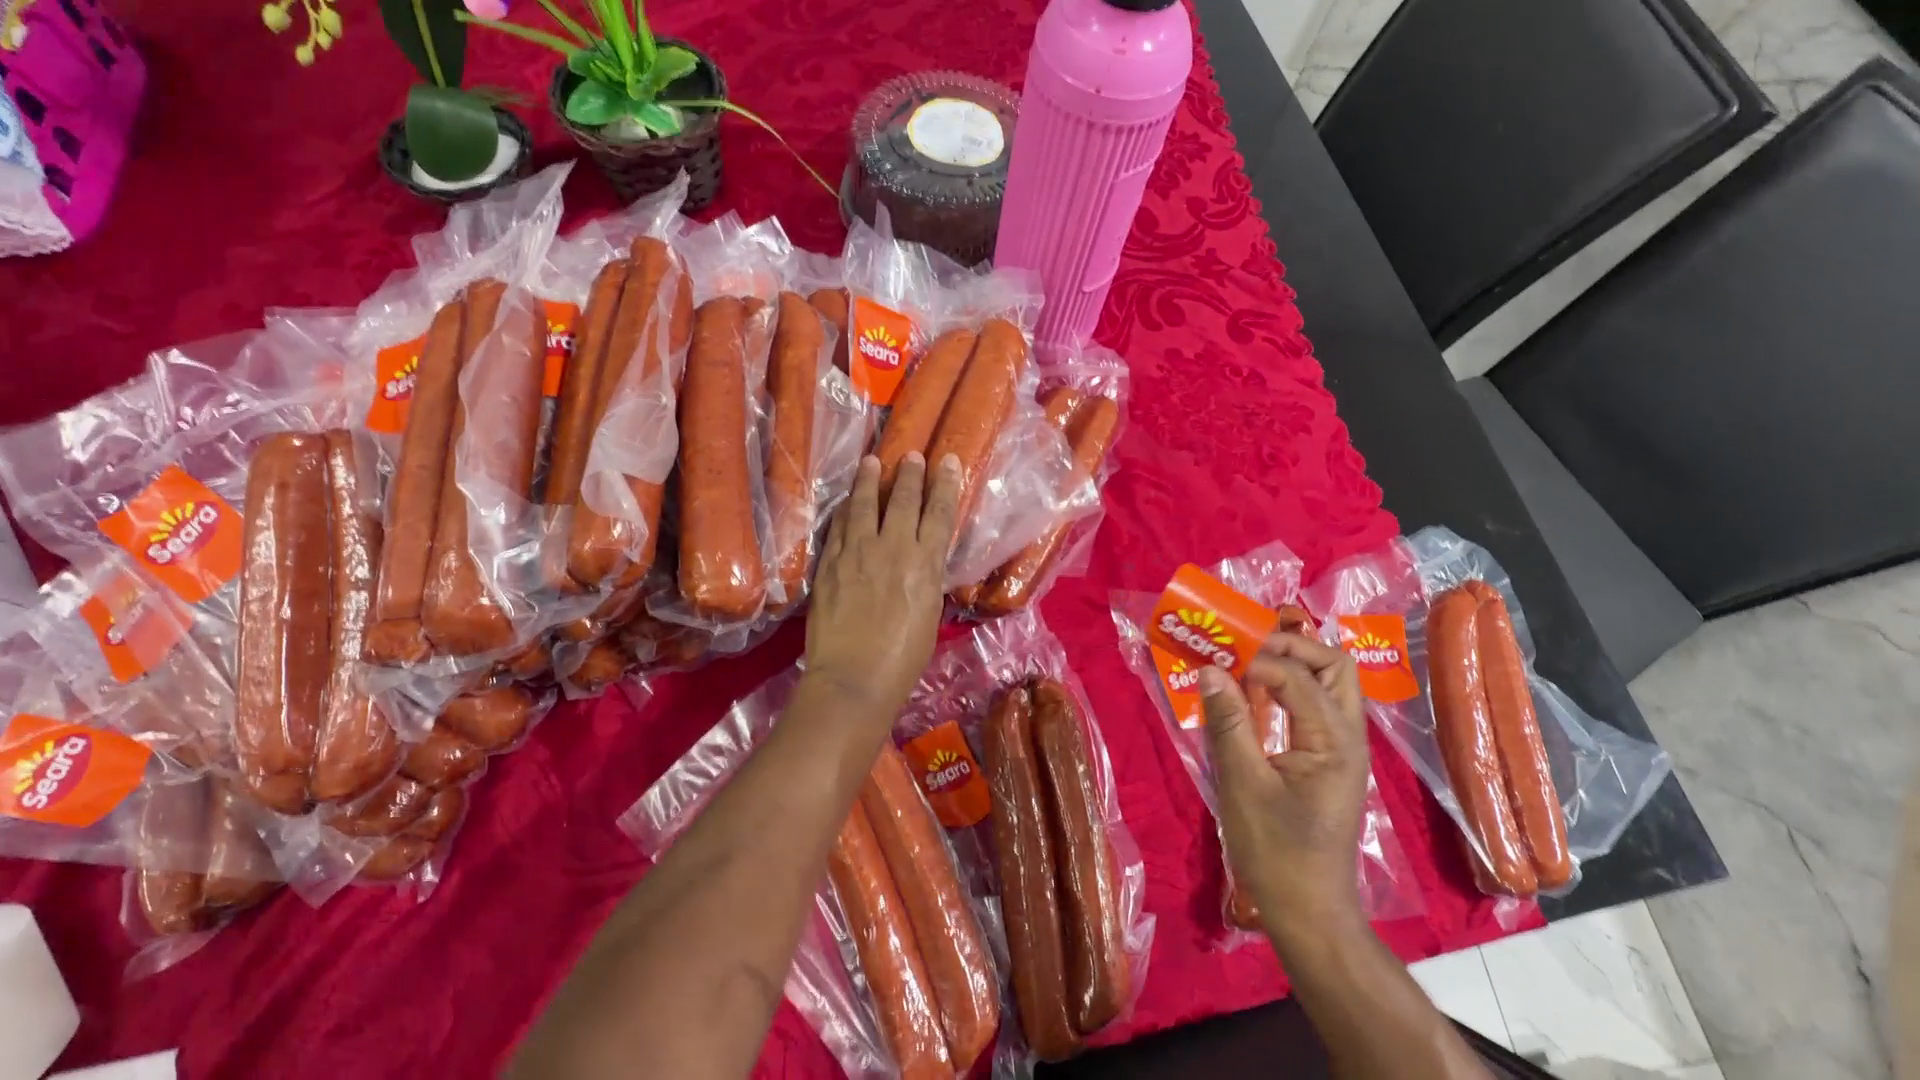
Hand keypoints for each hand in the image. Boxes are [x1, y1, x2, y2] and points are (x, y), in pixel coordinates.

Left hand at [805, 452, 961, 718]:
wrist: (855, 676)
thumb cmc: (903, 658)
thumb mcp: (929, 615)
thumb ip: (925, 581)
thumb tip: (923, 564)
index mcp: (925, 564)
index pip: (939, 514)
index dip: (944, 485)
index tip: (947, 461)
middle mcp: (893, 549)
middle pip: (902, 501)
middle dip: (910, 474)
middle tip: (912, 455)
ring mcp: (858, 553)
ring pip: (864, 506)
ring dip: (869, 481)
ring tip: (872, 462)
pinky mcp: (830, 564)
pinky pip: (838, 528)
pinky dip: (844, 511)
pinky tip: (845, 502)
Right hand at [1198, 633, 1370, 934]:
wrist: (1309, 909)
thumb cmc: (1275, 851)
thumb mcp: (1243, 784)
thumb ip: (1228, 723)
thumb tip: (1209, 669)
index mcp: (1334, 741)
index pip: (1298, 676)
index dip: (1257, 660)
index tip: (1217, 661)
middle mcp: (1349, 736)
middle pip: (1334, 666)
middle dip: (1291, 647)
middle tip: (1244, 650)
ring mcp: (1345, 749)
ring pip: (1331, 684)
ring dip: (1293, 666)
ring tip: (1247, 668)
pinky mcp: (1332, 762)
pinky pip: (1318, 708)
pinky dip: (1290, 691)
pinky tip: (1256, 700)